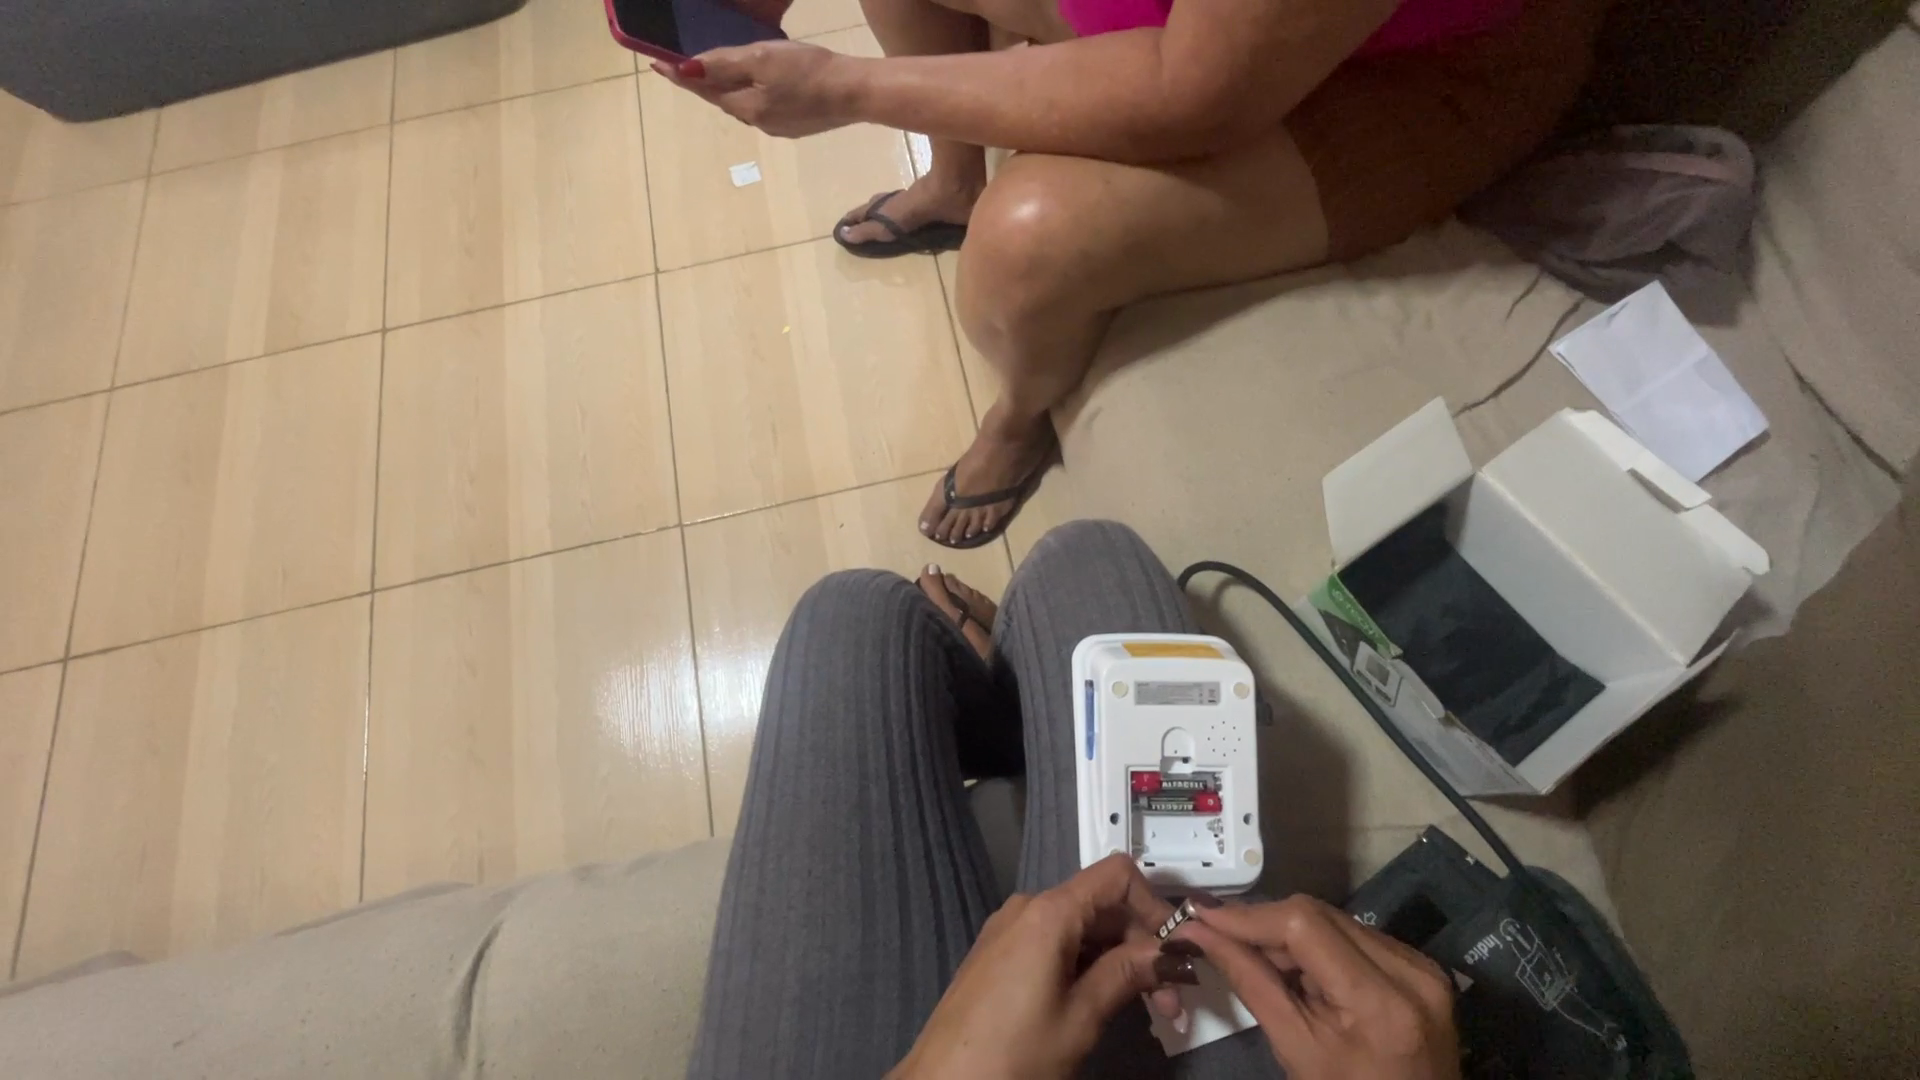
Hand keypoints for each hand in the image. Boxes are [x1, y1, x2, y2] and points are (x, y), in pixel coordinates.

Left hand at [655, 41, 860, 137]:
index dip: (682, 77)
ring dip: (730, 91)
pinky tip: (761, 86)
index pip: (706, 90)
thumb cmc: (808, 71)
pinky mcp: (798, 125)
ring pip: (746, 106)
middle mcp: (759, 124)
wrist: (854, 92)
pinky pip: (765, 109)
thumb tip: (688, 69)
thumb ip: (724, 64)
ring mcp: (780, 128)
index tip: (658, 64)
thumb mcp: (762, 59)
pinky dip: (754, 96)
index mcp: (748, 108)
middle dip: (705, 85)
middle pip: (725, 100)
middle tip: (687, 67)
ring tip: (722, 74)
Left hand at [889, 854, 1192, 1079]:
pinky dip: (1087, 962)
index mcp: (1049, 911)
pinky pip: (1055, 941)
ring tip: (1147, 1009)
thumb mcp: (1080, 1018)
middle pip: (1100, 902)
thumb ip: (1125, 975)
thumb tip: (1171, 953)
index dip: (1153, 905)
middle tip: (1172, 1002)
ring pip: (1080, 925)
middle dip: (1141, 943)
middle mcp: (1028, 906)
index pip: (1116, 875)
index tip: (1177, 952)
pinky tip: (1104, 999)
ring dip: (1117, 958)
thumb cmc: (1013, 1054)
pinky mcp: (1000, 952)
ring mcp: (1010, 928)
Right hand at [1175, 895, 1460, 1079]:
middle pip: (1317, 915)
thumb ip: (1248, 979)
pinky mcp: (1419, 965)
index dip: (1248, 915)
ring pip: (1332, 918)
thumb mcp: (1294, 1047)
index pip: (1303, 925)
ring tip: (1267, 965)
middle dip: (1264, 925)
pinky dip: (1317, 944)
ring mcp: (1420, 966)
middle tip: (1224, 940)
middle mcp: (1410, 970)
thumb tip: (1196, 930)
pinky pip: (1352, 933)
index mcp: (1380, 1000)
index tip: (1202, 916)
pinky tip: (1303, 972)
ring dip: (1288, 934)